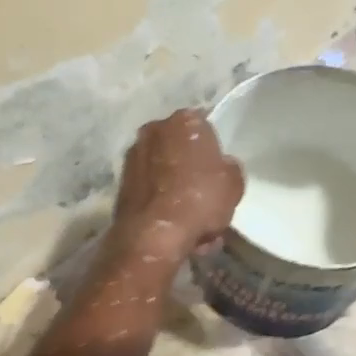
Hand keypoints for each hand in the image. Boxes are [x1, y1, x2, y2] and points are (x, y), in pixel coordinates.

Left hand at [110, 109, 244, 257]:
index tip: (218, 168)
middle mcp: (154, 130)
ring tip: (188, 213)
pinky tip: (171, 220)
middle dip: (190, 165)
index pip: (204, 126)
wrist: (154, 234)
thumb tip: (222, 166)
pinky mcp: (120, 181)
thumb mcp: (234, 183)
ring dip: (173, 184)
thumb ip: (229, 167)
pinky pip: (149, 187)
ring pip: (162, 168)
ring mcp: (133, 155)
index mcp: (185, 121)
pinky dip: (158, 199)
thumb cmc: (200, 200)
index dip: (213, 148)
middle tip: (204, 190)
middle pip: (179, 146)